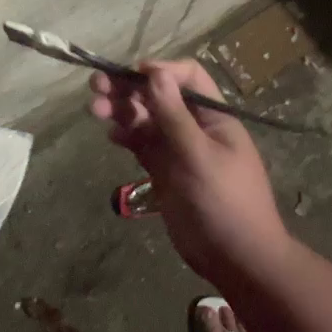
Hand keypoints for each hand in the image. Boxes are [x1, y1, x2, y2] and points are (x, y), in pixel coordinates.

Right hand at [89, 59, 290, 286]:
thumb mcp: (200, 156)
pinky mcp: (163, 170)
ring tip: (94, 108)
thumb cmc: (226, 202)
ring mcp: (177, 149)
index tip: (134, 74)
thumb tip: (154, 72)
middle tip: (96, 84)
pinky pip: (140, 144)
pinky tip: (111, 135)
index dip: (161, 70)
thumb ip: (175, 116)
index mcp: (213, 116)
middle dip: (128, 88)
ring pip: (144, 119)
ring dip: (120, 110)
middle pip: (157, 95)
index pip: (187, 77)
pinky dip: (125, 135)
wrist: (237, 260)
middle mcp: (193, 126)